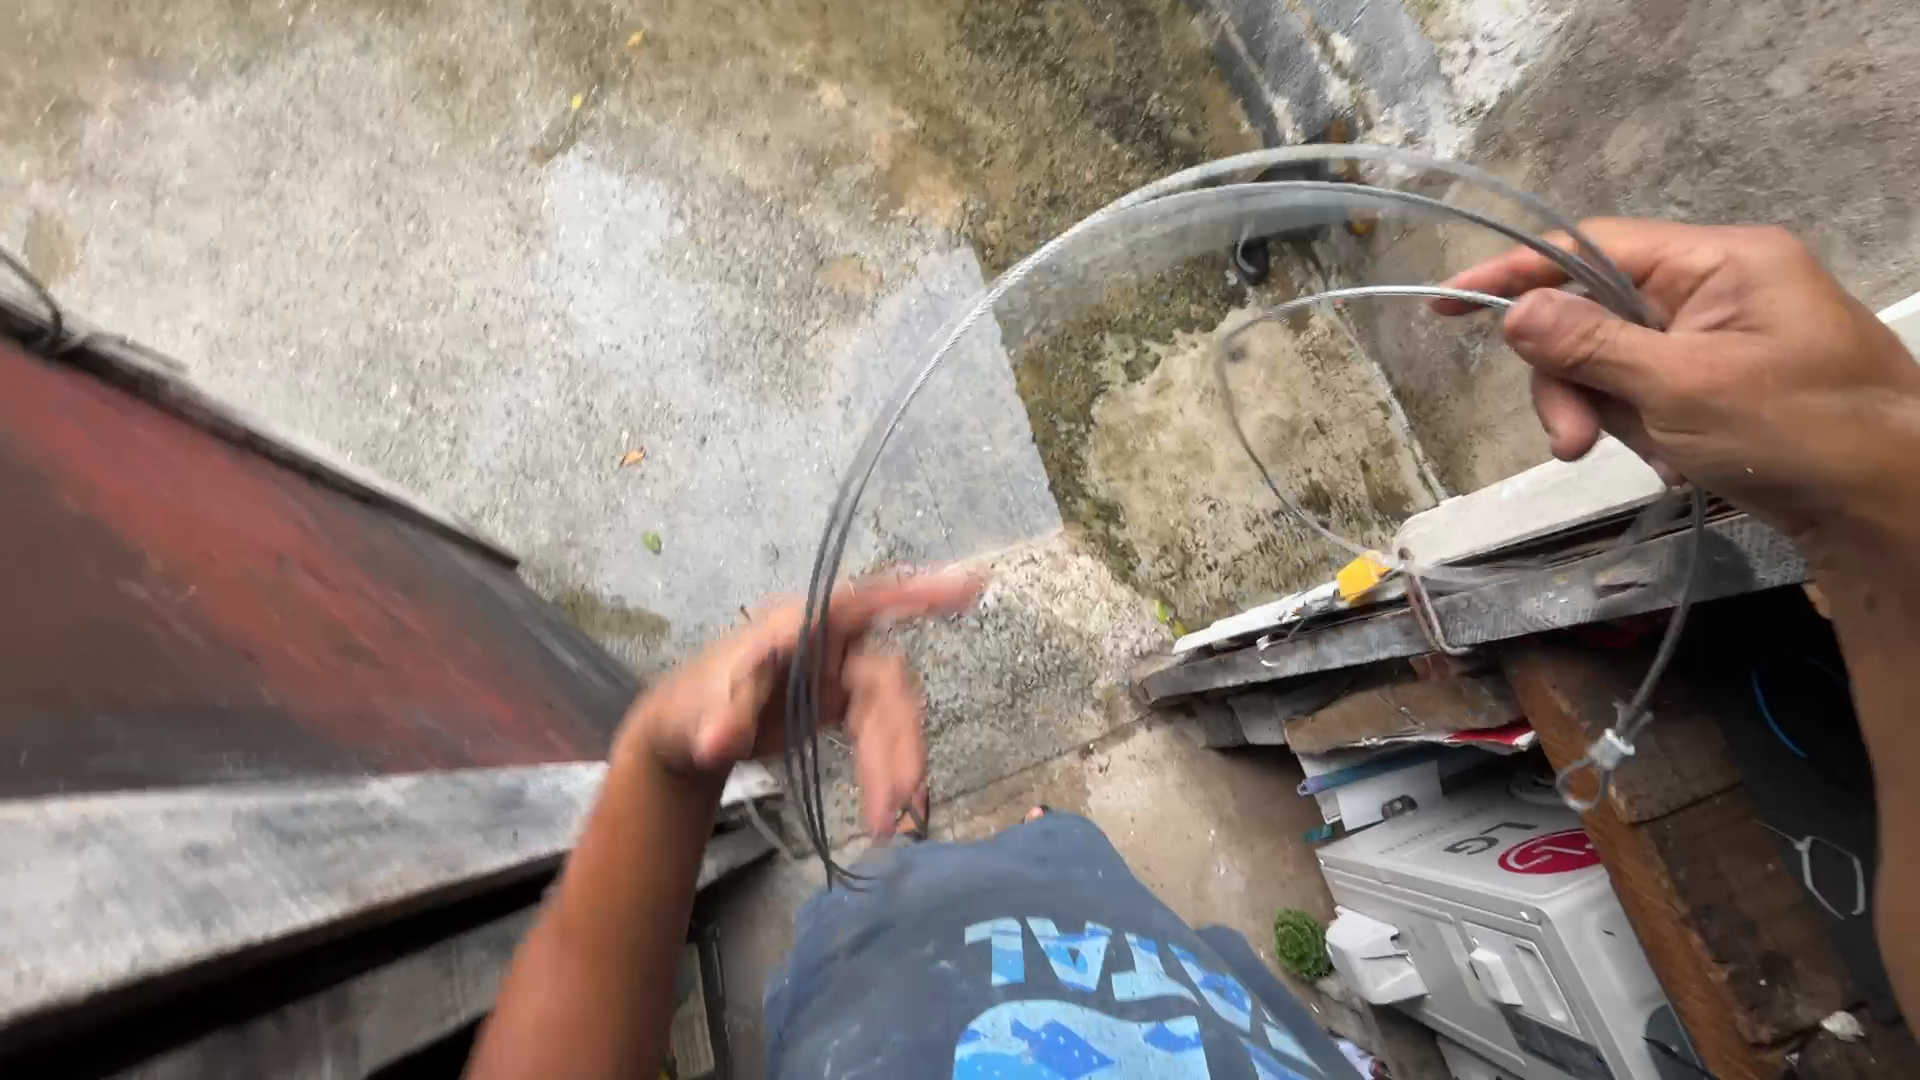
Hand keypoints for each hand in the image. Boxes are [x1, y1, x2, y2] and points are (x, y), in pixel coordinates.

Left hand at [616, 568, 982, 837]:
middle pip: (885, 682)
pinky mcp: (844, 705)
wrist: (688, 734)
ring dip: (894, 763)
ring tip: (887, 822)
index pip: (866, 599)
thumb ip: (720, 719)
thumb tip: (718, 744)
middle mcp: (831, 643)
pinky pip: (879, 732)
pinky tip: (886, 805)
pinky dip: (886, 767)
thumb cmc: (695, 702)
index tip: (968, 588)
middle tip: (904, 794)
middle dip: (899, 737)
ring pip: (888, 714)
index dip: (919, 592)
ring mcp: (841, 674)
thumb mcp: (700, 707)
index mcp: (802, 623)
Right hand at [1437, 220, 1919, 551]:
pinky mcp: (1692, 377)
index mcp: (1716, 265)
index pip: (1588, 249)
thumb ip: (1593, 345)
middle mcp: (1703, 290)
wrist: (1885, 502)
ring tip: (1611, 454)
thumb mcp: (1683, 387)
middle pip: (1581, 316)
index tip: (1446, 303)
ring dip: (1587, 411)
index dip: (1512, 272)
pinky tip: (1661, 455)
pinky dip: (1620, 424)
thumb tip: (1515, 310)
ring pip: (1592, 361)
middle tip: (1573, 440)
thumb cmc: (1801, 431)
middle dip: (1564, 380)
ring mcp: (1697, 335)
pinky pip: (1619, 390)